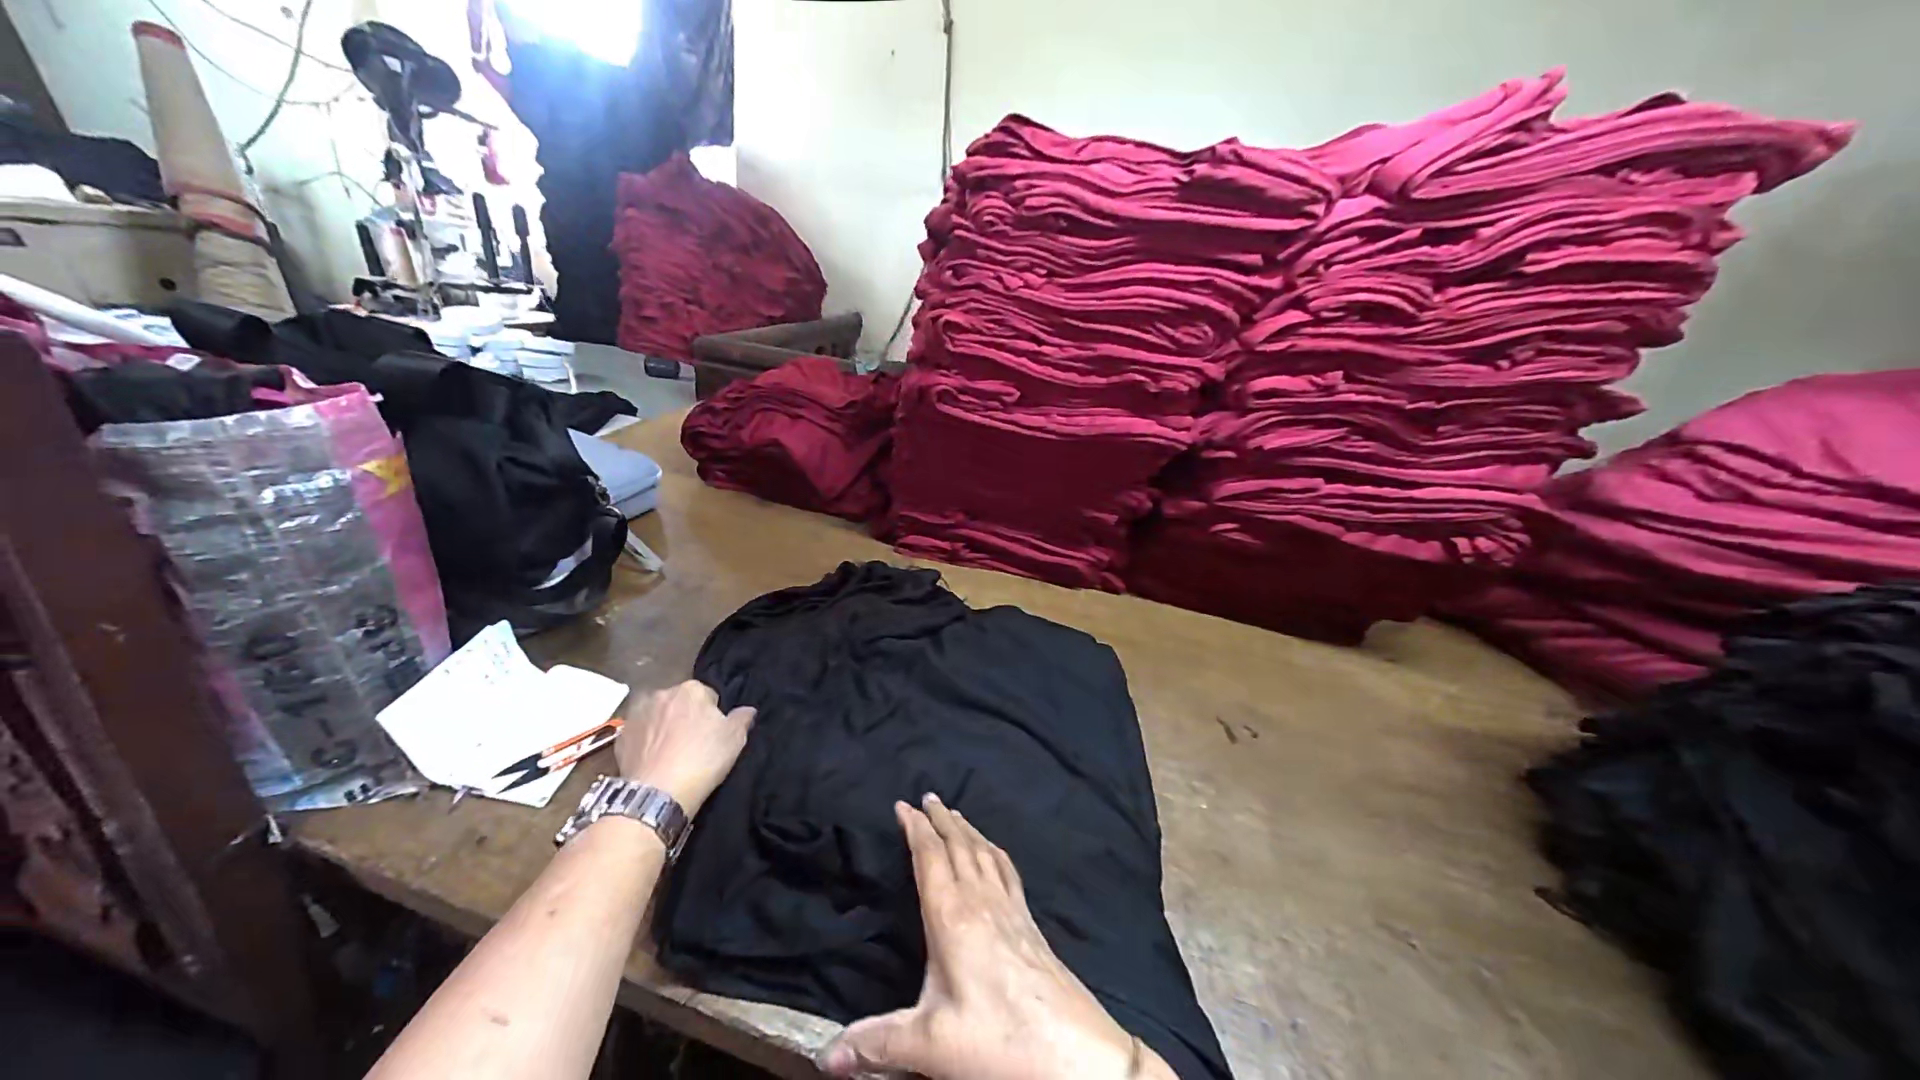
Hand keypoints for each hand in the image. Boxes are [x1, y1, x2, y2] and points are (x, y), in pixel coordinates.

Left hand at [613, 680, 753, 816]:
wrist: (658, 793)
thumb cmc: (703, 759)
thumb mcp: (735, 738)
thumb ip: (743, 718)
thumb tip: (747, 710)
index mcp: (691, 689)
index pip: (708, 696)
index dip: (713, 715)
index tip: (713, 735)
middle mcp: (661, 694)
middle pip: (680, 703)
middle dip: (686, 717)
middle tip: (695, 744)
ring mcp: (636, 715)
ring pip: (657, 717)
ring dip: (664, 727)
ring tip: (672, 754)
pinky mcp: (620, 738)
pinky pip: (639, 735)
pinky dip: (645, 743)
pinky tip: (654, 761)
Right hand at [820, 793, 1171, 1079]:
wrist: (1075, 1052)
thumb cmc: (1000, 1039)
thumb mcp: (931, 1044)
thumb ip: (877, 1041)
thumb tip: (825, 1057)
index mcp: (953, 917)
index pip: (930, 857)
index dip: (915, 828)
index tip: (902, 805)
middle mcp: (982, 901)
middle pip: (958, 845)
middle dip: (940, 819)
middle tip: (927, 797)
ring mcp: (1010, 908)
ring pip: (984, 853)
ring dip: (967, 829)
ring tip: (955, 812)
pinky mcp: (1029, 922)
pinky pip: (1006, 869)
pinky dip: (993, 850)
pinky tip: (994, 852)